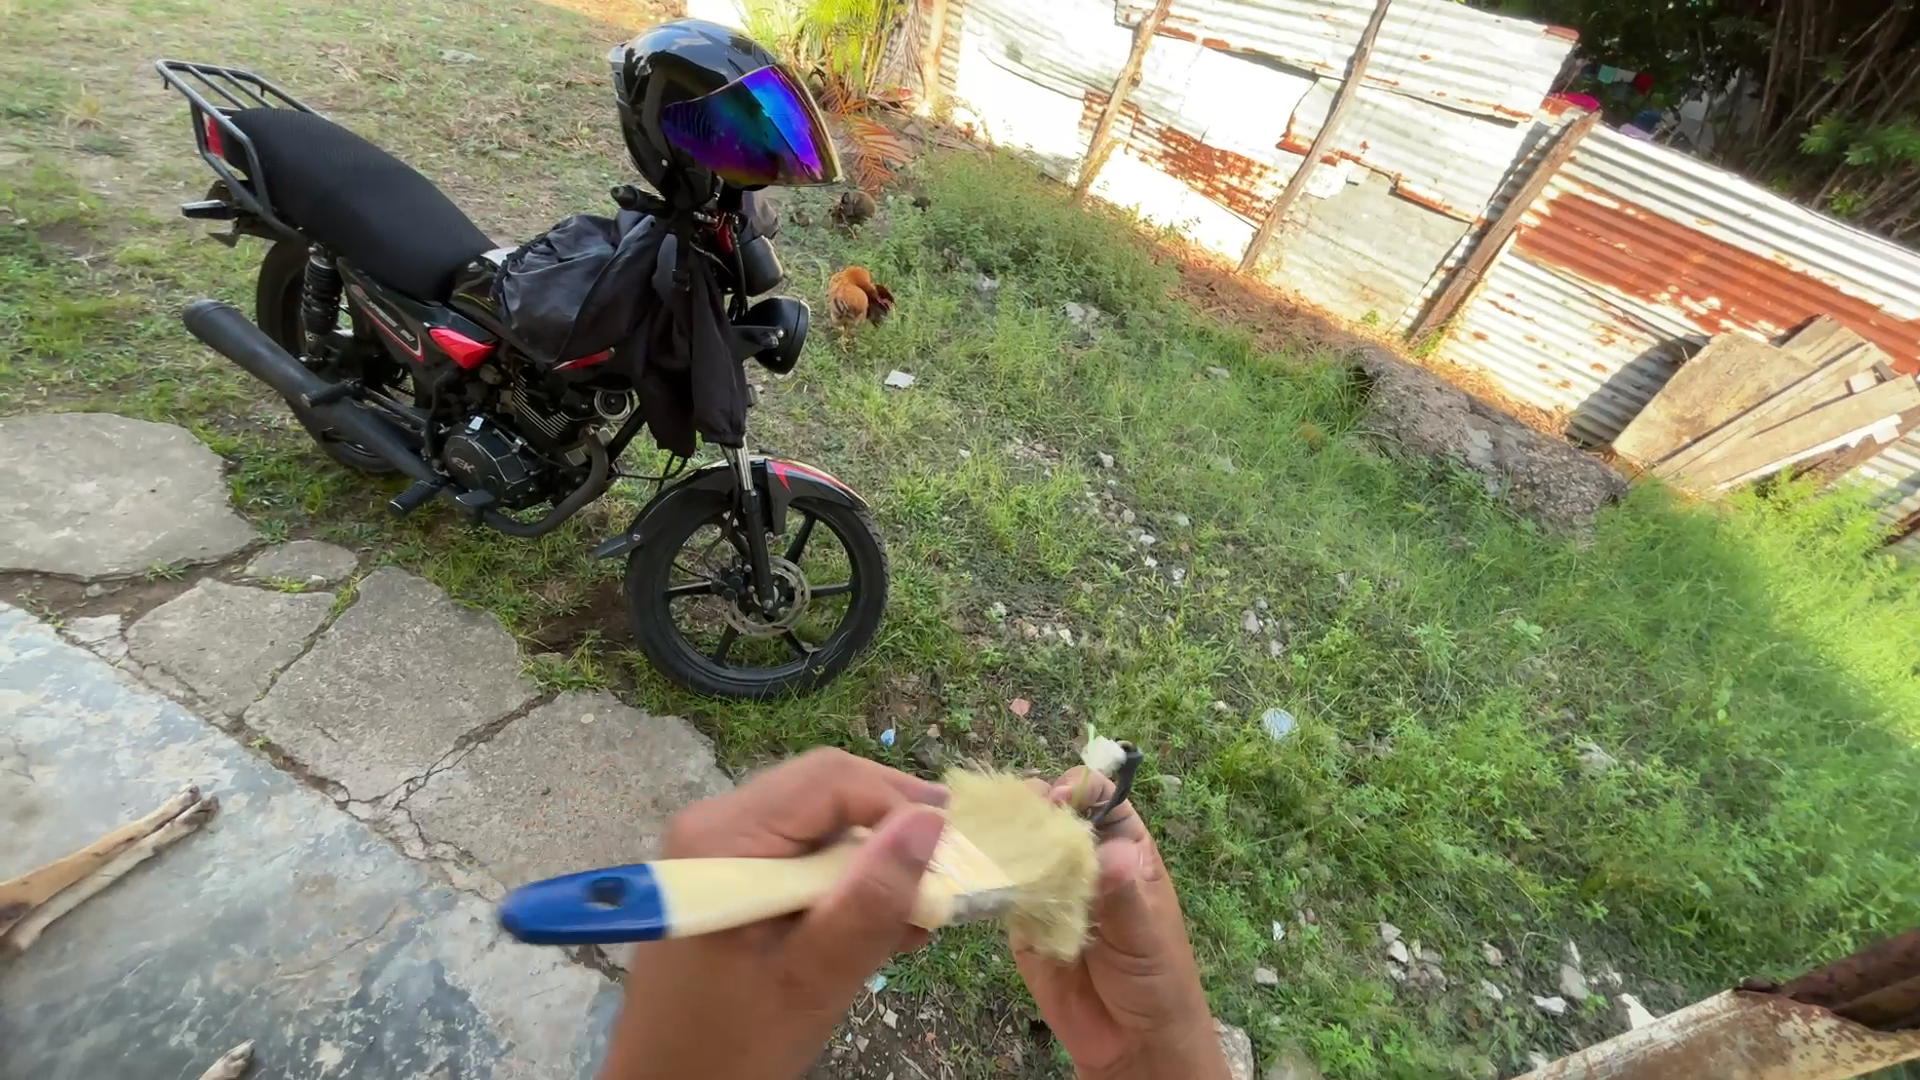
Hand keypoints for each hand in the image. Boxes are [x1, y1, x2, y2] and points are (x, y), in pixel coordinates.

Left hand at [598, 748, 948, 1079]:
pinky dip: (847, 869)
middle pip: (826, 786)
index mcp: (724, 836)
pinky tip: (875, 910)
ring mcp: (722, 839)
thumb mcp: (811, 982)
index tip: (948, 849)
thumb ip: (870, 902)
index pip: (829, 779)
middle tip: (945, 862)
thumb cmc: (729, 1050)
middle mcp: (718, 819)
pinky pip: (805, 841)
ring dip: (874, 849)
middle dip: (891, 819)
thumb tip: (931, 822)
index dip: (897, 801)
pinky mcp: (733, 863)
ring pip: (822, 811)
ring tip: (915, 901)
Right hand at [1014, 768, 1230, 1079]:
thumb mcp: (1146, 935)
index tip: (1060, 800)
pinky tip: (978, 866)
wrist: (1131, 1045)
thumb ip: (1123, 893)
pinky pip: (1004, 886)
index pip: (1100, 796)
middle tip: (1016, 816)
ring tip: (992, 835)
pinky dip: (990, 874)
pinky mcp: (1022, 916)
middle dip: (1033, 804)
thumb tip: (1112, 852)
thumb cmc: (1157, 980)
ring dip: (1006, 833)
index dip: (1079, 789)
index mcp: (1121, 845)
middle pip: (1052, 810)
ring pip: (1023, 841)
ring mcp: (1049, 882)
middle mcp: (1082, 855)